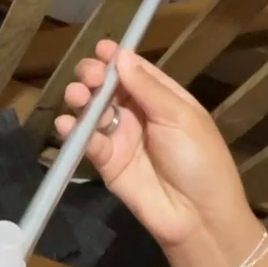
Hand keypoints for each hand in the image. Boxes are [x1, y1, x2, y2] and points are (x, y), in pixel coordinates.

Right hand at [54, 42, 253, 249]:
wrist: (198, 218)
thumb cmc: (199, 161)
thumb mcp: (180, 117)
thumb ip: (147, 87)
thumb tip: (121, 55)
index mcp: (162, 99)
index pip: (134, 71)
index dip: (116, 58)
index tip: (100, 48)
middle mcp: (138, 114)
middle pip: (107, 86)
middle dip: (93, 76)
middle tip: (90, 77)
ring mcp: (119, 137)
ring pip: (91, 109)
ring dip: (80, 98)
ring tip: (76, 96)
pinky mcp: (105, 161)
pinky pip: (84, 140)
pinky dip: (72, 130)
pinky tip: (68, 125)